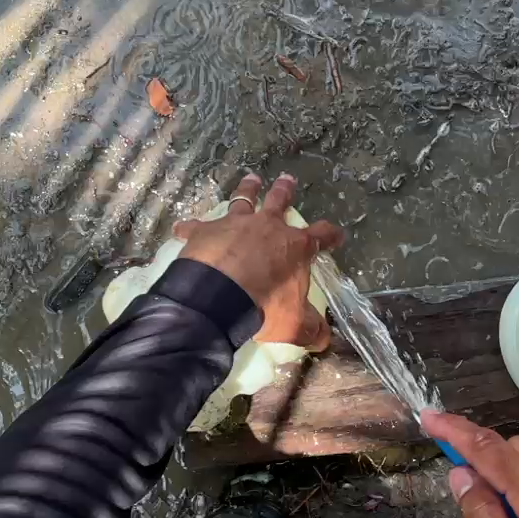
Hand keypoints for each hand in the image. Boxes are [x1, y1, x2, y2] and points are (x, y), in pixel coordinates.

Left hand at [173, 173, 341, 349]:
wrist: (219, 296)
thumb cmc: (264, 306)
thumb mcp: (295, 324)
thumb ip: (311, 329)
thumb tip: (324, 339)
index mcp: (294, 246)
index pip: (320, 236)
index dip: (330, 235)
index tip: (336, 234)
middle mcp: (267, 227)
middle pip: (279, 202)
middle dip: (285, 191)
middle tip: (287, 179)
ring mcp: (235, 224)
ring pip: (244, 199)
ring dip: (247, 189)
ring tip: (251, 179)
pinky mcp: (205, 230)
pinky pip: (196, 225)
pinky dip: (189, 227)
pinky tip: (181, 227)